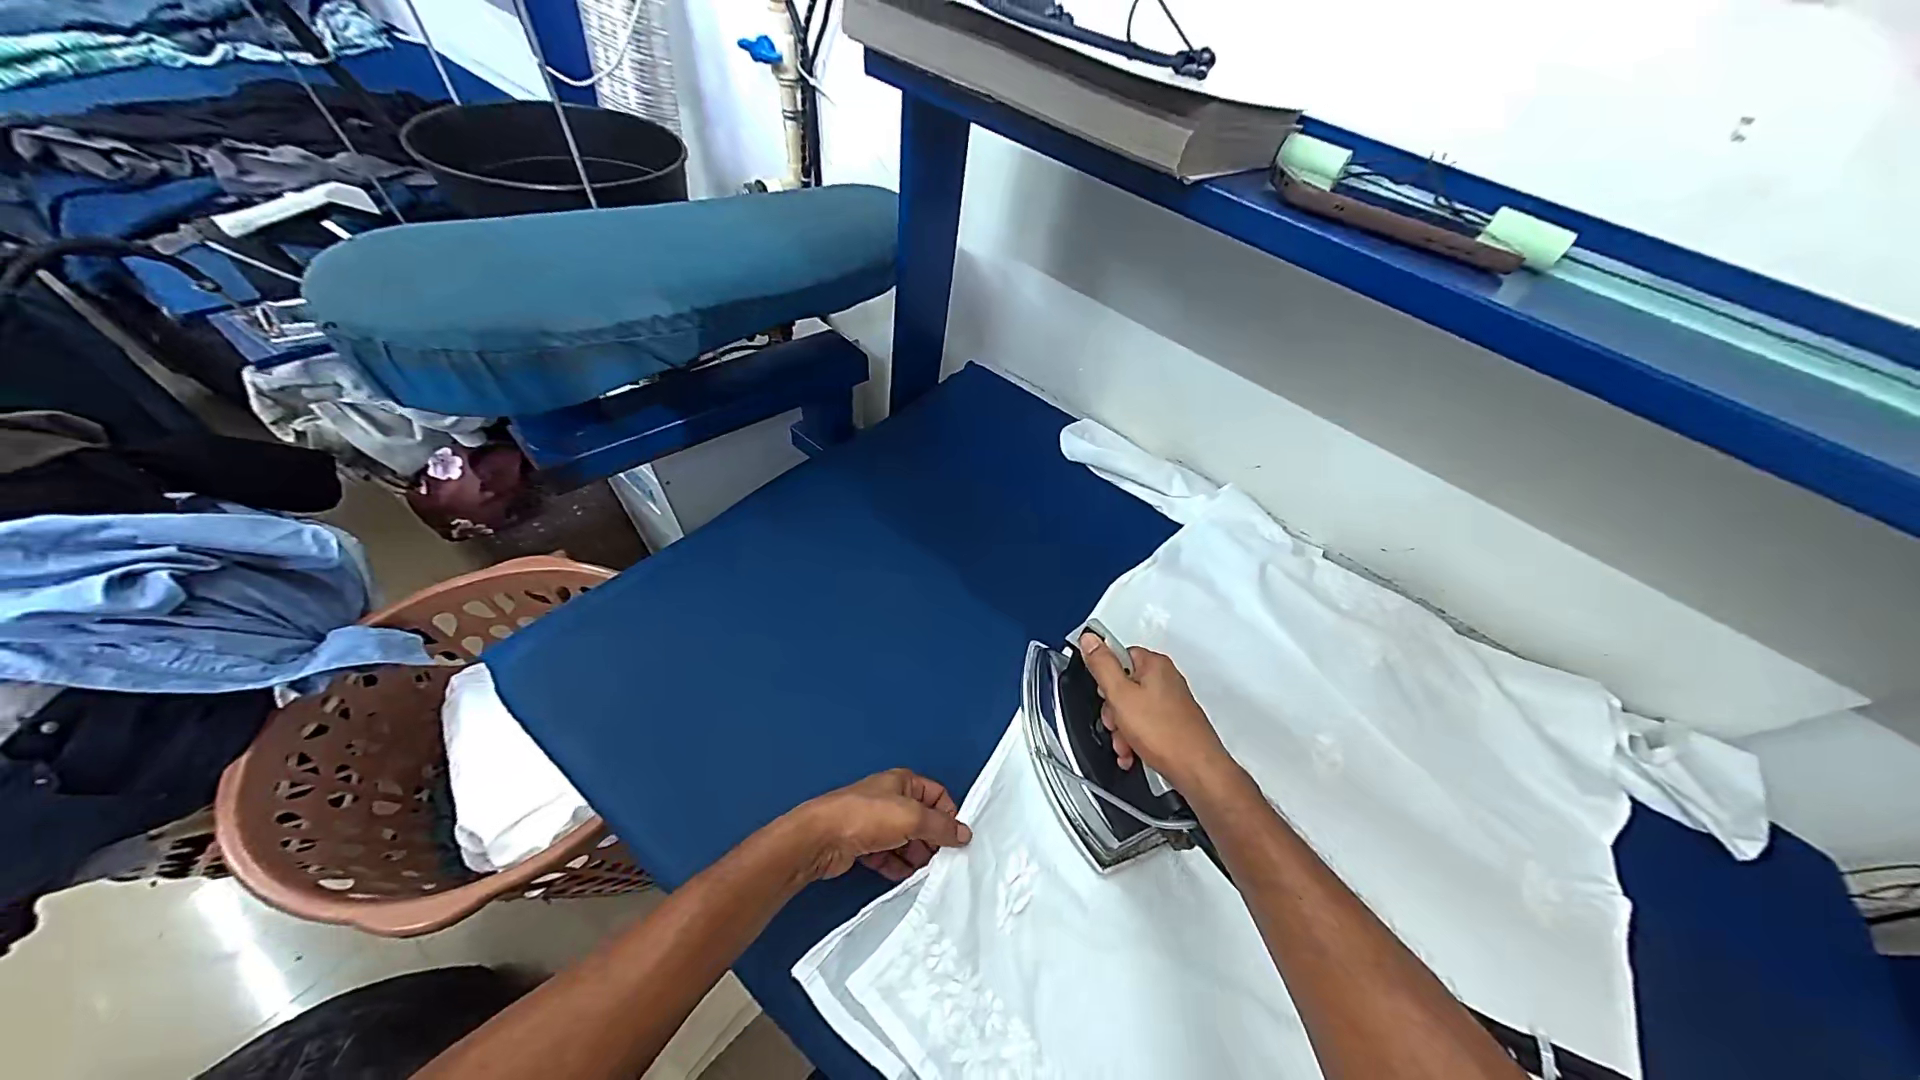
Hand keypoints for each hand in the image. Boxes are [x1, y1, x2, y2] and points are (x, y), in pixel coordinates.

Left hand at [791, 769, 972, 881]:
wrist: (820, 838)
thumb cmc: (867, 817)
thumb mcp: (913, 817)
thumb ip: (942, 827)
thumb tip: (965, 834)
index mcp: (903, 782)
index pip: (937, 795)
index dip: (949, 815)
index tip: (957, 839)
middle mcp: (890, 798)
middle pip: (922, 820)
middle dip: (932, 840)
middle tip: (941, 860)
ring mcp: (875, 822)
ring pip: (905, 839)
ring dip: (916, 856)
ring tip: (923, 872)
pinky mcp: (862, 844)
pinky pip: (888, 855)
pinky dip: (897, 865)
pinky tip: (903, 876)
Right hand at [1079, 632, 1236, 793]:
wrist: (1196, 770)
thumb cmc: (1167, 735)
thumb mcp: (1120, 695)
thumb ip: (1102, 664)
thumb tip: (1090, 639)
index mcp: (1154, 665)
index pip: (1118, 655)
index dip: (1105, 677)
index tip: (1103, 692)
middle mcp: (1165, 679)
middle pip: (1124, 684)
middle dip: (1113, 709)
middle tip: (1116, 721)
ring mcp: (1170, 701)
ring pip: (1132, 708)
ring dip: (1122, 728)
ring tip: (1126, 742)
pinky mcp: (1172, 721)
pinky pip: (1145, 724)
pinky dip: (1135, 738)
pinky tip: (1134, 751)